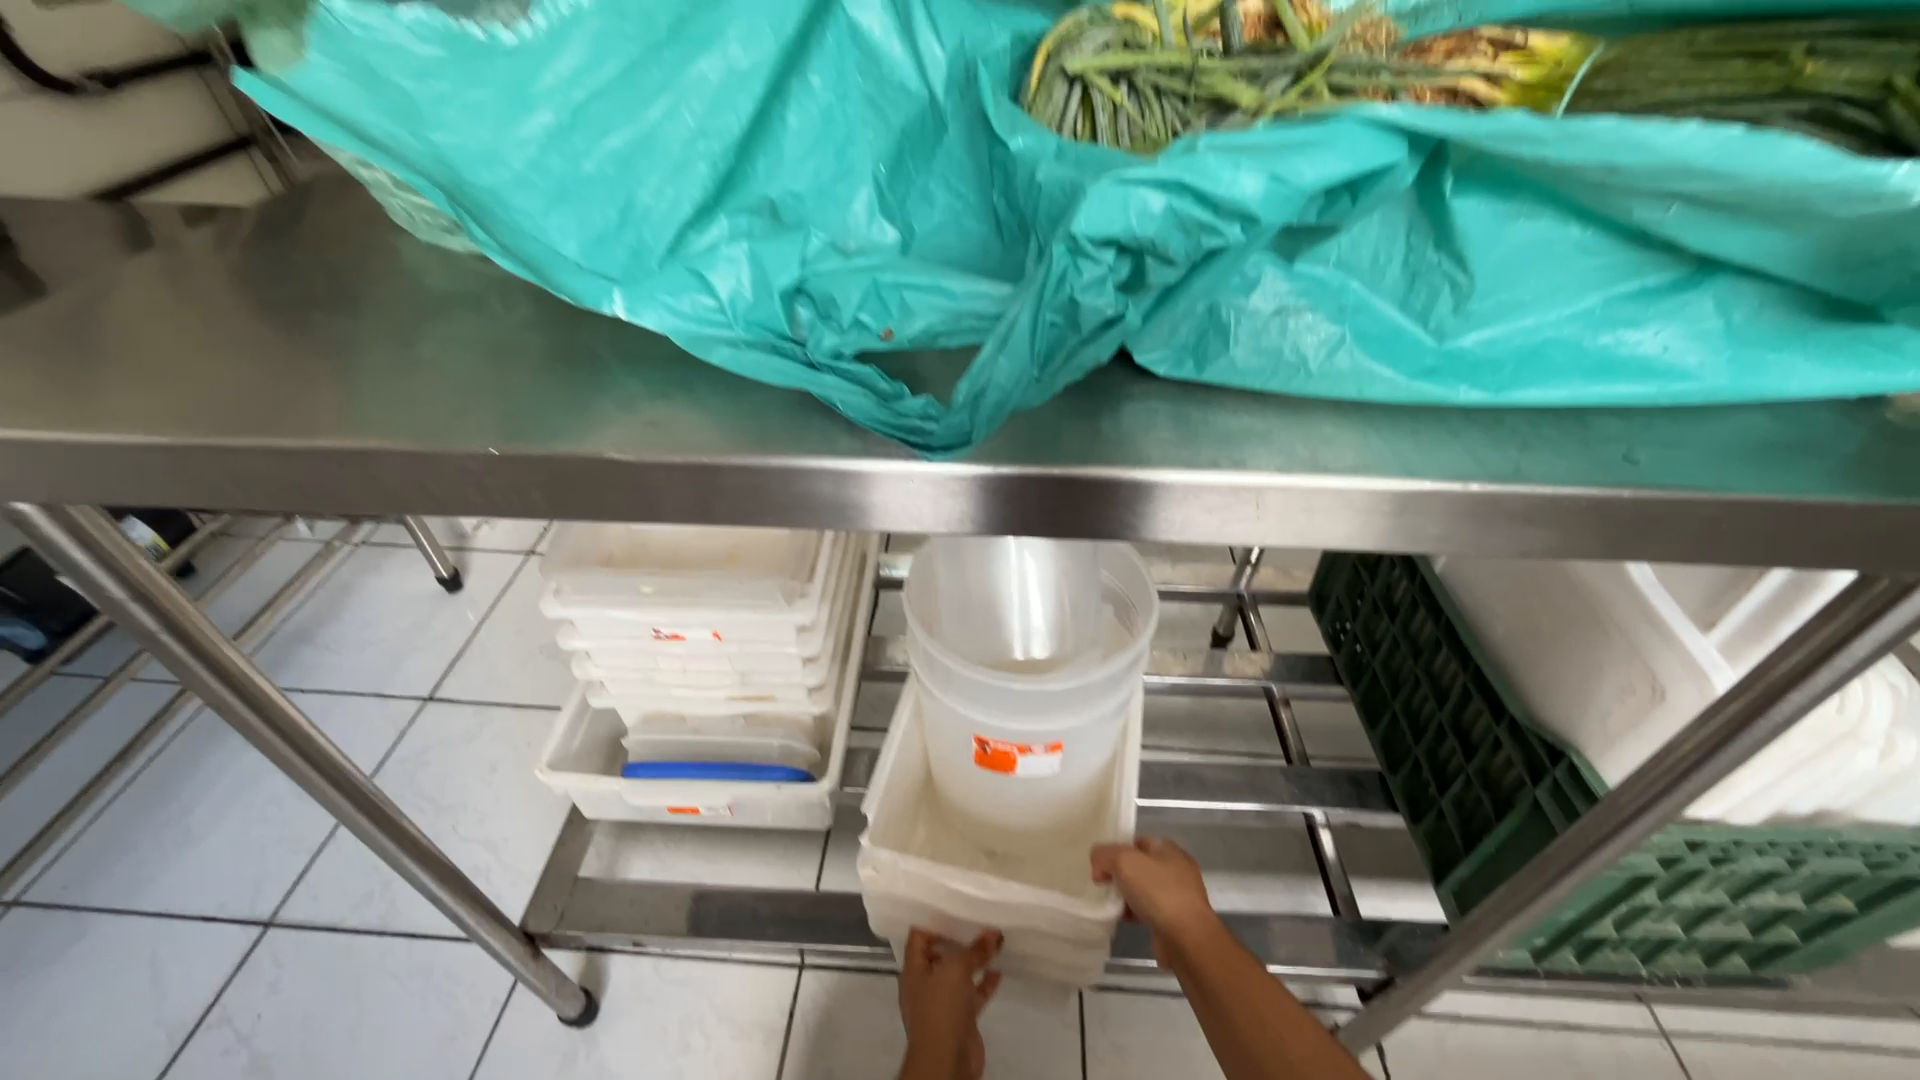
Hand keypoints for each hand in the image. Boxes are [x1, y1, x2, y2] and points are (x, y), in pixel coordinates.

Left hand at [897, 928, 1001, 1079]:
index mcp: (914, 970)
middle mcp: (926, 983)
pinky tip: (1000, 967)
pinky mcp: (962, 1017)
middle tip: (978, 918)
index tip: (955, 906)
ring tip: (994, 939)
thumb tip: (994, 932)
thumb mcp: (955, 971)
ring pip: (959, 974)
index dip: (934, 920)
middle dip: (958, 938)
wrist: (946, 1061)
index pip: (919, 936)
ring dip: (974, 959)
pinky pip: (974, 993)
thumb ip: (974, 951)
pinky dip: (985, 981)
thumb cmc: (941, 1009)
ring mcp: (944, 1001)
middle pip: (940, 953)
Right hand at [1090, 837, 1220, 962]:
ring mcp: (1178, 896)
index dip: (1116, 850)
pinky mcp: (1176, 919)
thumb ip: (1104, 854)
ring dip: (1125, 896)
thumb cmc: (1157, 891)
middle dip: (1119, 875)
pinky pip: (1149, 910)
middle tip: (1102, 885)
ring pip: (1143, 890)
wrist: (1186, 937)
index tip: (1100, 865)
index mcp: (1168, 849)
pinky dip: (1134, 914)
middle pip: (1139, 867)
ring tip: (1110, 904)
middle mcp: (1176, 869)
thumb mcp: (1123, 861)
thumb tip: (1098, 865)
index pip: (1137, 842)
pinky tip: (1122, 919)